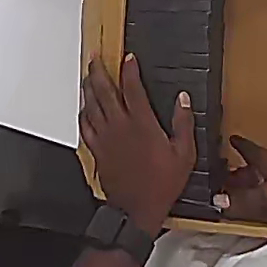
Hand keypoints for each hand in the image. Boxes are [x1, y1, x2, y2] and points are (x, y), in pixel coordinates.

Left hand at [79, 54, 194, 231]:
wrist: (137, 209)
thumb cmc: (162, 182)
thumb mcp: (184, 153)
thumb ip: (183, 123)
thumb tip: (183, 99)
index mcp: (142, 123)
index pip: (132, 88)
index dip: (129, 70)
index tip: (128, 57)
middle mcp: (120, 125)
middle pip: (104, 91)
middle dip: (99, 71)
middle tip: (95, 57)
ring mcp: (105, 137)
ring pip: (92, 105)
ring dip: (89, 87)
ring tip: (87, 75)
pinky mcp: (96, 149)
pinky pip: (85, 126)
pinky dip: (83, 113)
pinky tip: (83, 108)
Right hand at [215, 135, 266, 223]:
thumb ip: (243, 200)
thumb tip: (217, 201)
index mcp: (266, 160)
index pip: (248, 148)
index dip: (238, 144)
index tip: (231, 138)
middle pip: (253, 166)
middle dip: (240, 171)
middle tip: (226, 176)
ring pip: (264, 179)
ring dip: (252, 185)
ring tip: (239, 192)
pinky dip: (264, 197)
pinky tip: (261, 205)